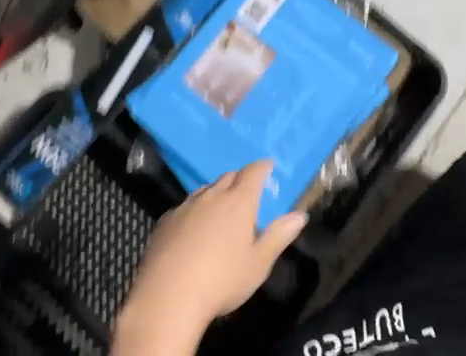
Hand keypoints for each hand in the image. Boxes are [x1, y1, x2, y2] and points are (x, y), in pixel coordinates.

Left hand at [115, 161, 308, 355]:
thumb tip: (300, 215)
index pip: (254, 171)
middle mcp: (212, 196)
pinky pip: (184, 207)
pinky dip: (195, 211)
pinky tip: (193, 230)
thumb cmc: (221, 281)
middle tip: (247, 193)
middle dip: (240, 179)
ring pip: (205, 190)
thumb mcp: (259, 263)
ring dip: (216, 194)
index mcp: (238, 201)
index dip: (263, 167)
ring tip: (221, 210)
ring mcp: (185, 207)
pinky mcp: (164, 222)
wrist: (167, 299)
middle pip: (229, 177)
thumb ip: (279, 236)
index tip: (268, 166)